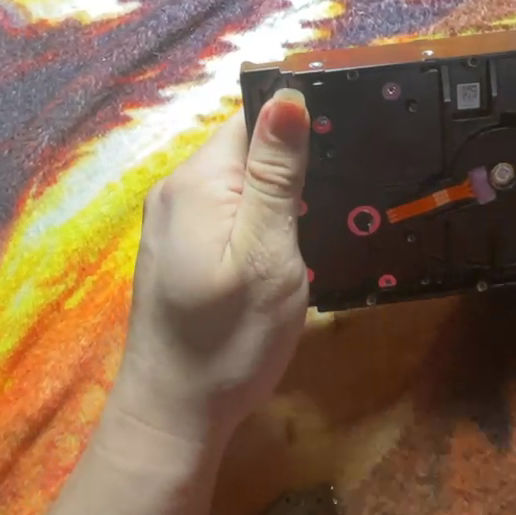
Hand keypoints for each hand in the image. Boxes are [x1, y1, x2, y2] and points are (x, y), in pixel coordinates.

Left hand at [109, 90, 311, 447]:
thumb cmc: (228, 339)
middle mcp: (178, 188)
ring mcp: (173, 218)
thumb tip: (287, 96)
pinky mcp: (178, 244)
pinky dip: (258, 216)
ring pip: (238, 178)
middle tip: (338, 194)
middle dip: (291, 162)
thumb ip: (275, 174)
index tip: (343, 144)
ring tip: (315, 222)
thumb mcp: (266, 253)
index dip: (298, 123)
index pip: (253, 119)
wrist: (172, 417)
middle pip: (245, 146)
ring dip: (277, 192)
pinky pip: (226, 206)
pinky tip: (281, 244)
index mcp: (198, 180)